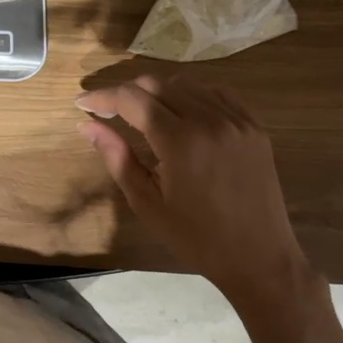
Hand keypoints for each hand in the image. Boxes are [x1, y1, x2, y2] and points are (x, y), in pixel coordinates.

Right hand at [77, 75, 315, 310]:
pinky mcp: (254, 127)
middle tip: (108, 111)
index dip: (102, 96)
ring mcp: (236, 121)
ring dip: (157, 92)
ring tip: (143, 114)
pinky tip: (181, 115)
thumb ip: (116, 156)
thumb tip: (87, 124)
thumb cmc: (197, 237)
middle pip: (156, 84)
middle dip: (126, 92)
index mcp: (180, 142)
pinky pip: (215, 93)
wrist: (260, 259)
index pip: (132, 99)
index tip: (82, 103)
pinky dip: (191, 96)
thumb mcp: (146, 202)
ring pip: (185, 84)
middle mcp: (210, 121)